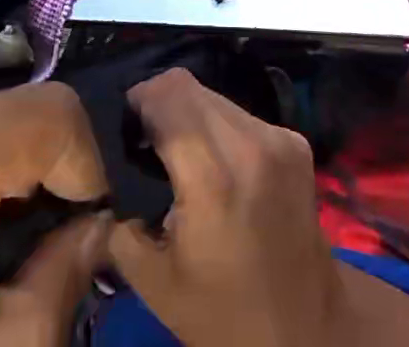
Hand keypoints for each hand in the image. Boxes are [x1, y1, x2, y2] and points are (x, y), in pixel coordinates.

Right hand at [107, 68, 350, 346]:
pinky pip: (239, 113)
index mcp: (213, 176)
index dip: (138, 101)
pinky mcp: (295, 140)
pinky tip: (215, 162)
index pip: (167, 95)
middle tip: (146, 142)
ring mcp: (279, 137)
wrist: (306, 329)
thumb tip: (102, 174)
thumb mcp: (151, 279)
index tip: (125, 128)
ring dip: (189, 114)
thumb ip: (117, 219)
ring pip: (214, 95)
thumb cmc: (222, 311)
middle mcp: (250, 142)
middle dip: (159, 104)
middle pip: (188, 86)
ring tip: (180, 154)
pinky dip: (218, 127)